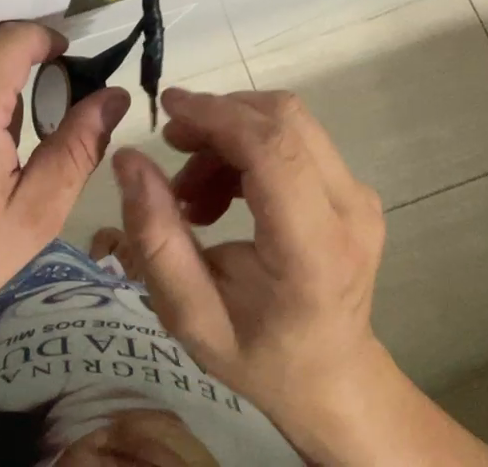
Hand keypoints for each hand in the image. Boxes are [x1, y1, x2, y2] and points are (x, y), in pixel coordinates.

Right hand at [111, 88, 391, 463]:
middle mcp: (350, 211)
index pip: (271, 150)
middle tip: (172, 150)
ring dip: (229, 135)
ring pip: (287, 122)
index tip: (165, 108)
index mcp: (313, 249)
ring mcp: (359, 196)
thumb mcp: (189, 313)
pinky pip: (294, 140)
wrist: (332, 379)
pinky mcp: (355, 189)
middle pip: (282, 120)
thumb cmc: (257, 354)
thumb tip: (128, 159)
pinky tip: (221, 191)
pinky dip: (248, 146)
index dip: (216, 116)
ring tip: (192, 191)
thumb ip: (156, 237)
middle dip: (217, 118)